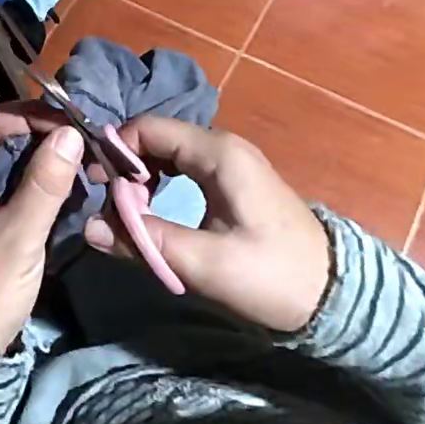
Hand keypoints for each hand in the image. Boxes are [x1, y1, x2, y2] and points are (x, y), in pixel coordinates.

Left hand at [0, 107, 83, 355]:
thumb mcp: (19, 235)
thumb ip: (45, 183)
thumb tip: (72, 133)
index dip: (27, 116)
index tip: (69, 121)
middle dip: (39, 132)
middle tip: (81, 134)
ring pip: (8, 158)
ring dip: (42, 152)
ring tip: (81, 149)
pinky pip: (13, 180)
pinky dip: (39, 174)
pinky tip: (68, 173)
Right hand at [85, 116, 329, 331]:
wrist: (334, 294)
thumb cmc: (274, 275)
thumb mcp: (206, 263)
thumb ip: (146, 241)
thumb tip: (90, 227)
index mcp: (219, 154)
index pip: (150, 129)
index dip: (115, 150)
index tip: (92, 184)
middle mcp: (223, 147)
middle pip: (158, 138)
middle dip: (124, 164)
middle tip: (101, 201)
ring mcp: (230, 163)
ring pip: (169, 154)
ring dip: (141, 177)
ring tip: (121, 210)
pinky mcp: (233, 182)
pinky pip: (185, 169)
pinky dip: (161, 183)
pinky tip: (150, 209)